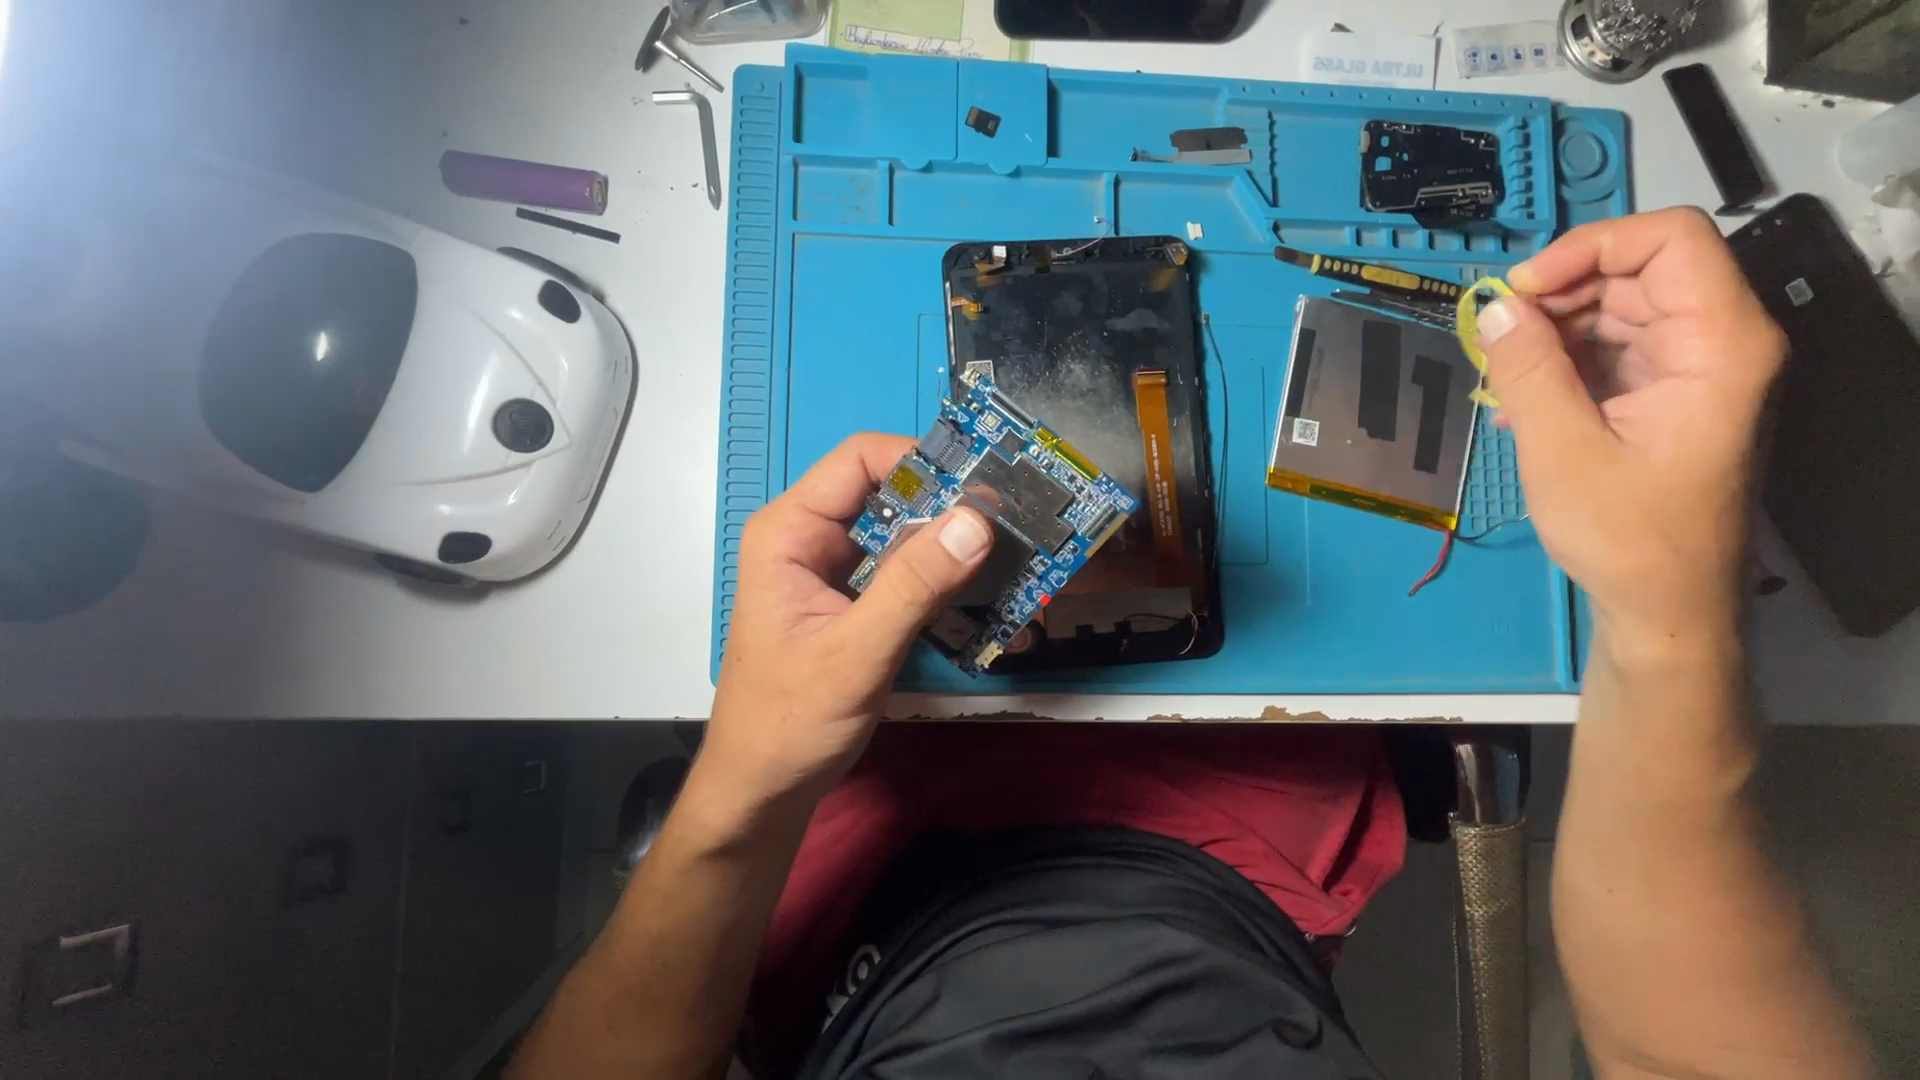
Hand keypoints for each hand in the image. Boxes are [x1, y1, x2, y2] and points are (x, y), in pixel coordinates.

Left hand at [703, 434, 992, 803]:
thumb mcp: (856, 653)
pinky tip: (981, 592)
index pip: (860, 460)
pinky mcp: (853, 602)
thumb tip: (977, 520)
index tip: (984, 485)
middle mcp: (811, 539)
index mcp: (791, 532)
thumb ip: (914, 585)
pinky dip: (941, 578)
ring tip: (1011, 555)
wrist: (763, 789)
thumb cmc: (791, 723)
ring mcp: (833, 571)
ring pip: (902, 534)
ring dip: (951, 545)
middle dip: (948, 505)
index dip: (923, 461)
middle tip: (1013, 522)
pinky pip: (904, 572)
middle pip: (888, 494)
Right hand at [1478, 207, 1783, 646]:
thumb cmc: (1623, 532)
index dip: (1589, 248)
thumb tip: (1495, 307)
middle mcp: (1715, 343)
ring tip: (1501, 378)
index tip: (1520, 291)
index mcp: (1718, 344)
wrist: (1661, 601)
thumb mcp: (1562, 449)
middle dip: (1557, 296)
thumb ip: (1528, 371)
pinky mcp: (1662, 394)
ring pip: (1615, 310)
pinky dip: (1557, 364)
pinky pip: (1607, 351)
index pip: (1669, 241)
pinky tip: (1518, 402)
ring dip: (1549, 334)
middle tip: (1496, 340)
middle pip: (1637, 273)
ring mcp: (1689, 369)